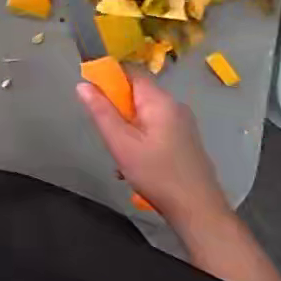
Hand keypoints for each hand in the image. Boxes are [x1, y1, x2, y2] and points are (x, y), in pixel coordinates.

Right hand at [78, 70, 228, 226]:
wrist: (197, 209)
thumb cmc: (156, 173)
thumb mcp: (120, 143)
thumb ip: (101, 111)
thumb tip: (83, 84)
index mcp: (159, 101)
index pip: (132, 71)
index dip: (109, 76)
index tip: (92, 93)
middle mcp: (174, 106)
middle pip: (137, 93)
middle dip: (117, 108)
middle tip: (106, 132)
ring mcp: (183, 123)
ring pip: (145, 113)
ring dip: (127, 127)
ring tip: (120, 153)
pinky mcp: (185, 139)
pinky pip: (156, 128)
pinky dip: (141, 137)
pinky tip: (135, 163)